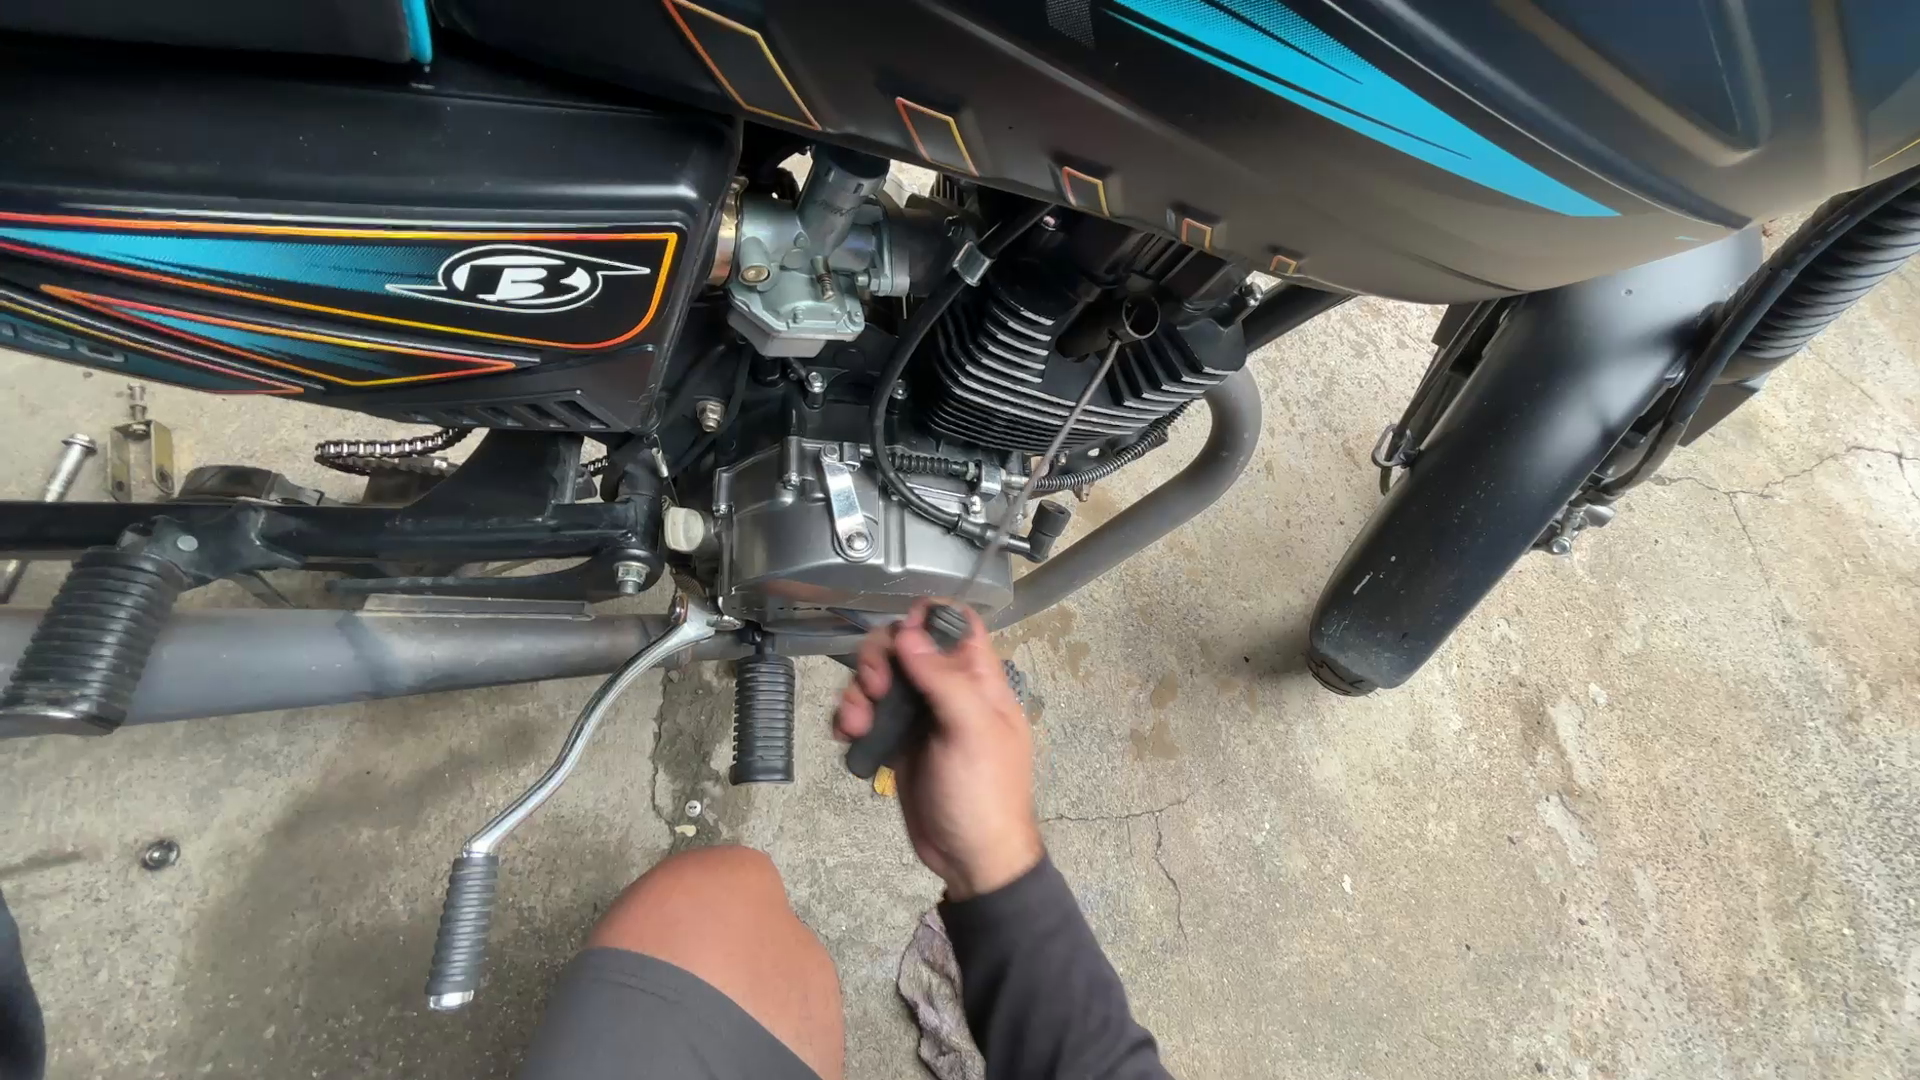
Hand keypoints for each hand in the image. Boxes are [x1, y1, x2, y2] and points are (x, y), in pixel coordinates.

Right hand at [835, 601, 1042, 899]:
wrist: (970, 859)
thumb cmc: (983, 792)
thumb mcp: (972, 731)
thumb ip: (944, 679)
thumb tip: (909, 630)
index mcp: (978, 678)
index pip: (957, 624)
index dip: (929, 617)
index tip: (902, 634)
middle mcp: (948, 687)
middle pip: (906, 644)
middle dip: (881, 658)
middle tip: (876, 688)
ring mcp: (920, 714)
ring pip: (881, 676)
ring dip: (859, 691)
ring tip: (854, 724)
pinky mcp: (897, 740)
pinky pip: (868, 712)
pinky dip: (852, 717)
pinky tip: (847, 736)